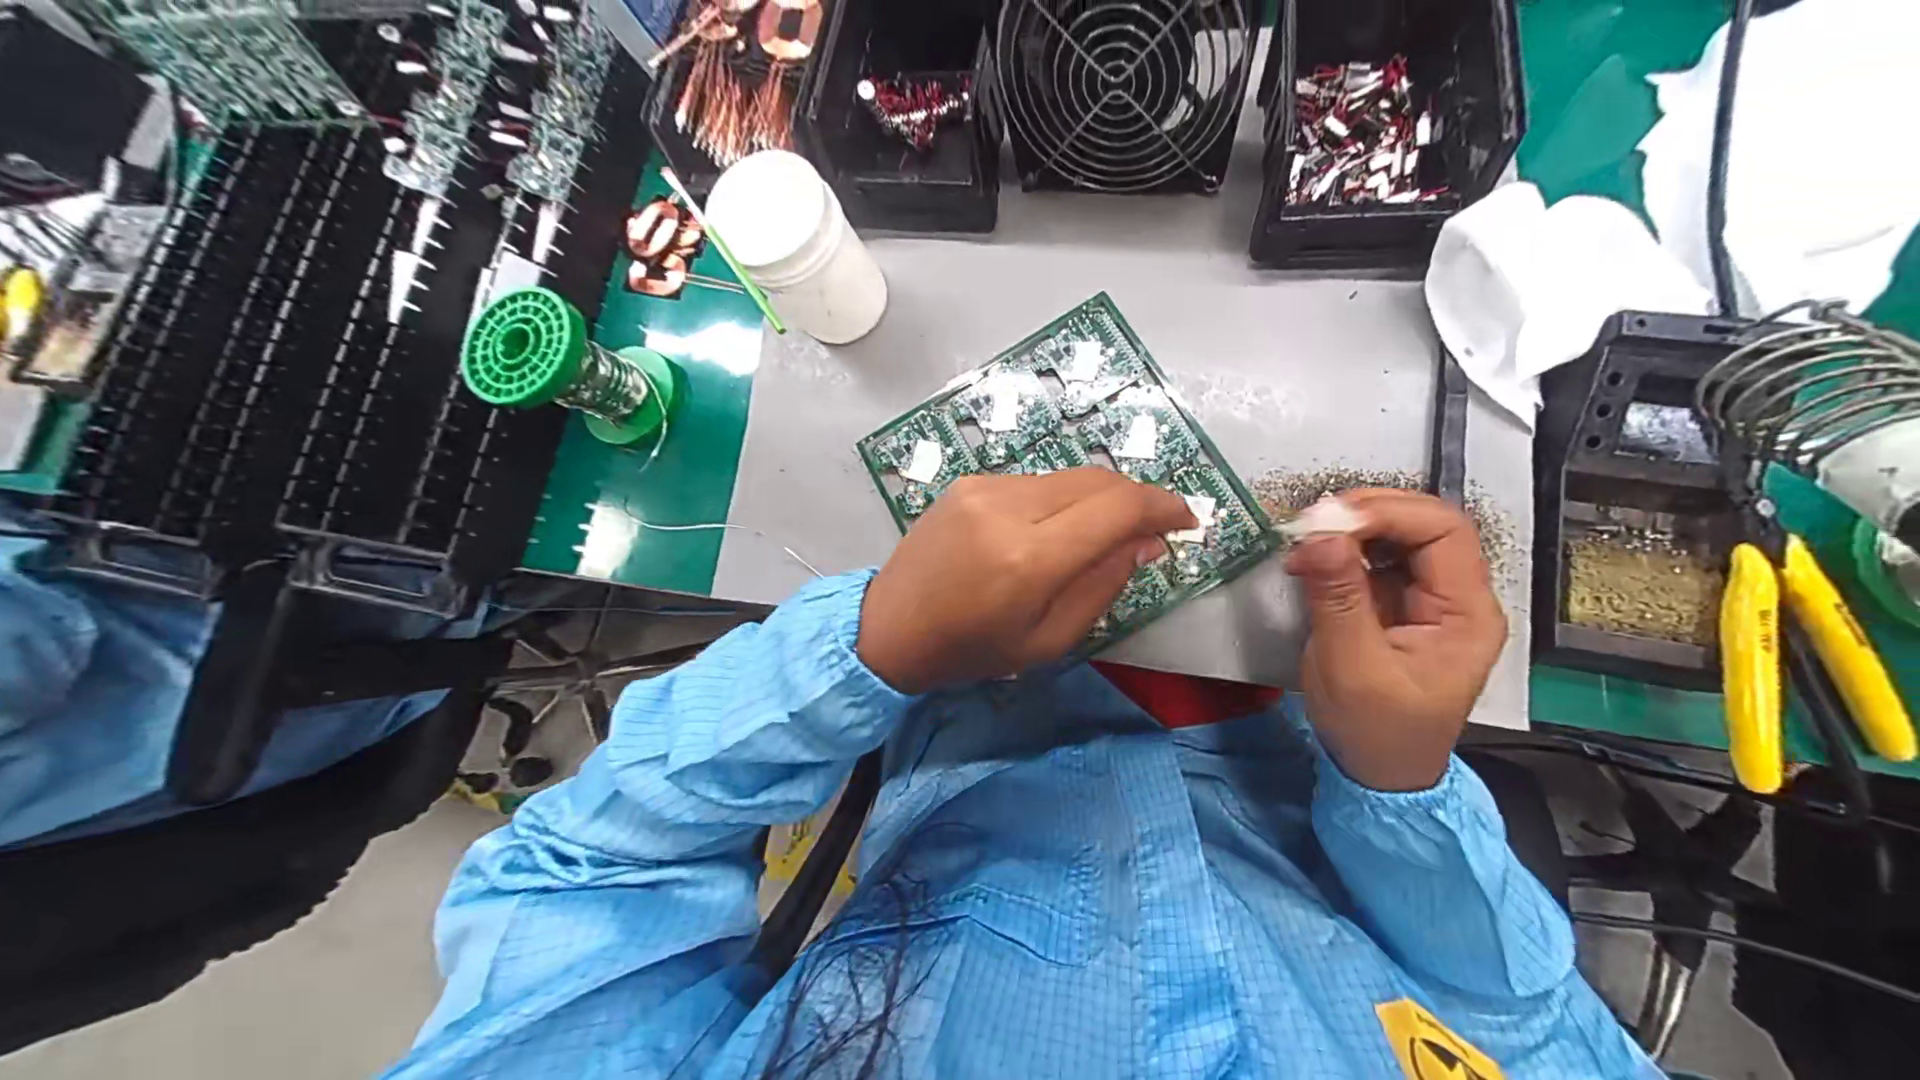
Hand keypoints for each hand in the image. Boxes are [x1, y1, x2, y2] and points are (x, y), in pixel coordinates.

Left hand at [859, 468, 1195, 693]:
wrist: (890, 627)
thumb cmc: (972, 650)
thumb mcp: (1048, 640)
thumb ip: (1103, 586)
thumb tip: (1145, 541)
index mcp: (1029, 558)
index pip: (1118, 508)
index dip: (1163, 507)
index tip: (1185, 521)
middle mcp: (1007, 507)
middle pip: (1098, 480)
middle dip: (1134, 500)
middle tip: (1148, 532)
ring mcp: (983, 487)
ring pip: (1067, 477)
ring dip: (1096, 500)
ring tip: (1094, 538)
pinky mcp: (968, 482)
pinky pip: (1035, 481)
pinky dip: (1059, 500)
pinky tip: (1049, 531)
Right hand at [1284, 489, 1506, 790]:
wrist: (1378, 771)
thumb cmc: (1374, 728)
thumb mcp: (1350, 665)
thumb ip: (1337, 597)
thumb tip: (1318, 537)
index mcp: (1465, 614)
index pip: (1444, 532)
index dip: (1387, 514)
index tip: (1329, 521)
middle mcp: (1455, 598)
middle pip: (1423, 526)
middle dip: (1366, 514)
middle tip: (1310, 523)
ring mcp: (1426, 600)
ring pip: (1397, 538)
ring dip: (1350, 529)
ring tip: (1304, 539)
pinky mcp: (1395, 606)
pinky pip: (1374, 560)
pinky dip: (1341, 550)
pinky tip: (1312, 558)